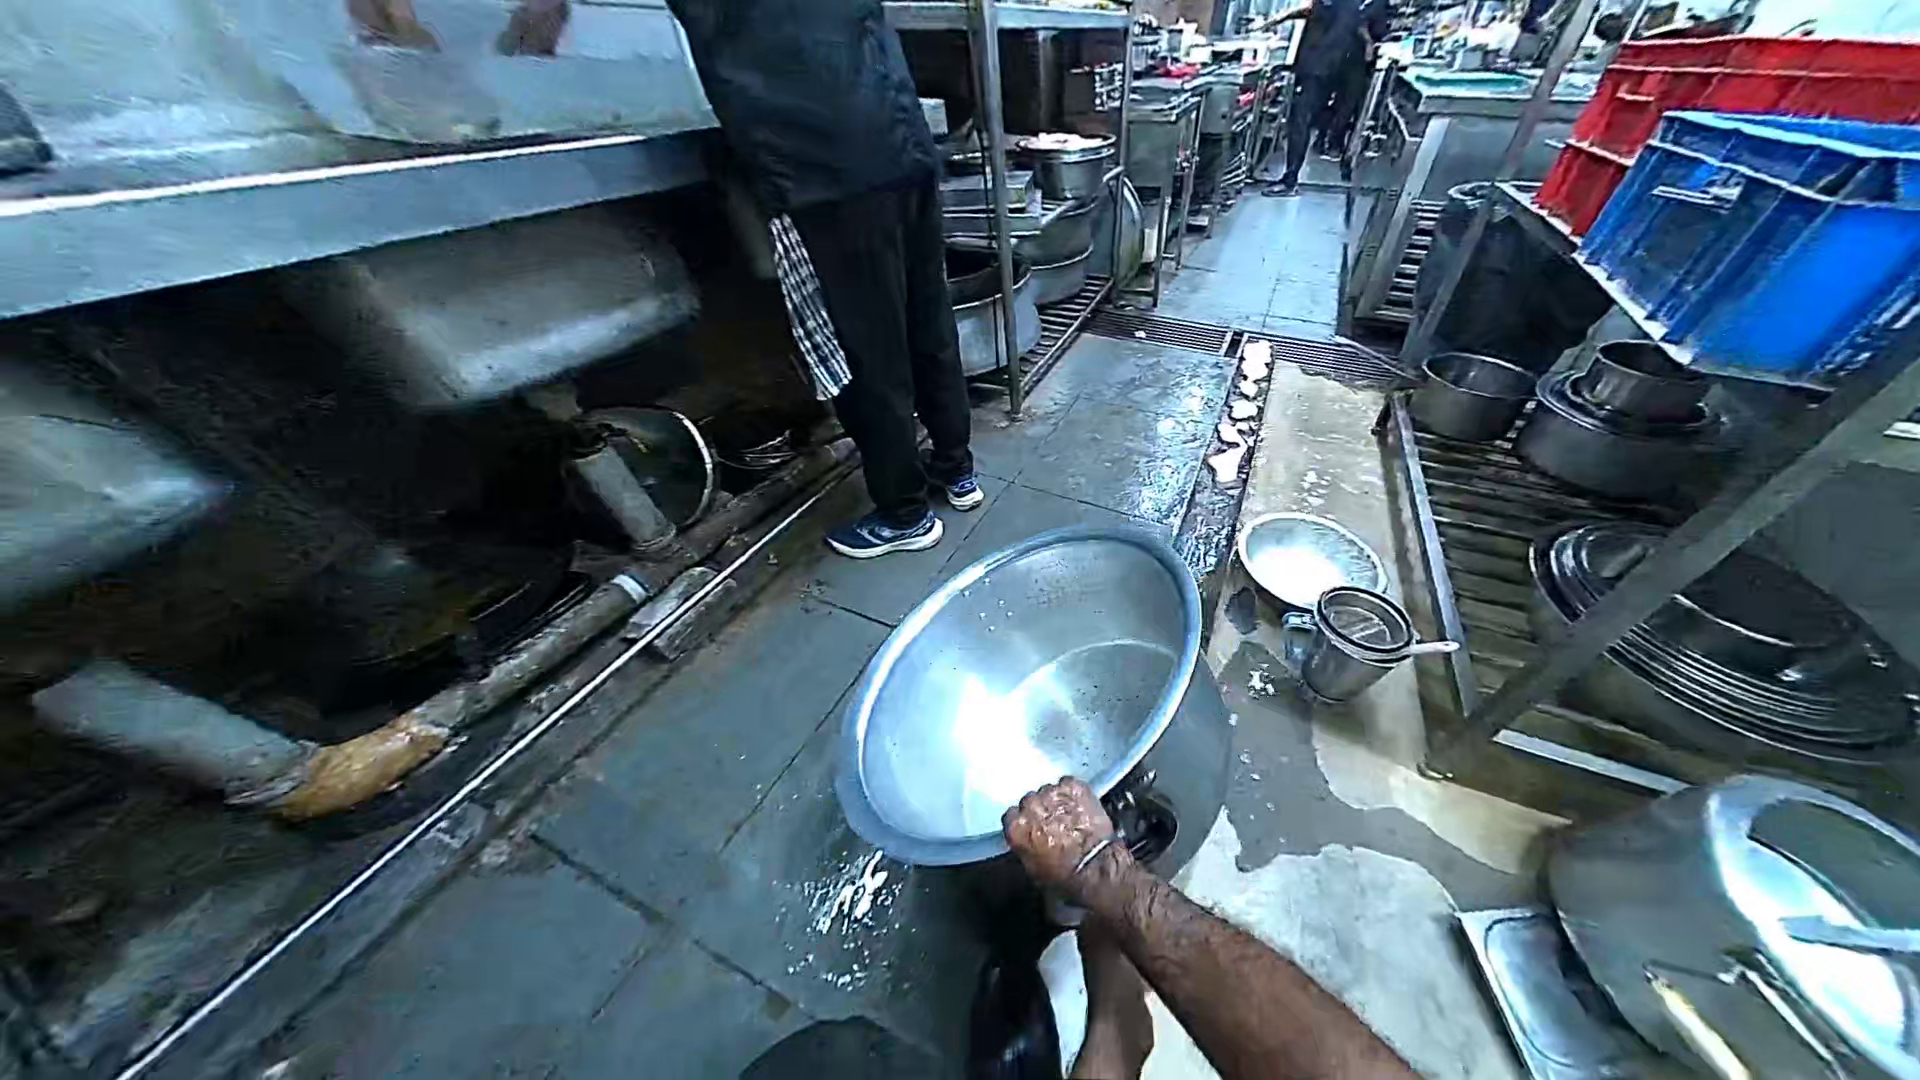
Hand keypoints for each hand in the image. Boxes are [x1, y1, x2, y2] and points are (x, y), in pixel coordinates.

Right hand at [1002, 777, 1124, 900]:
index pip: (1012, 816)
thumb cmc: (1065, 875)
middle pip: (1030, 801)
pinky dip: (1074, 794)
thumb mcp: (1033, 870)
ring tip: (1070, 817)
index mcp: (1016, 825)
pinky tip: (1080, 807)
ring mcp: (1051, 793)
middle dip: (1040, 811)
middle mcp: (1030, 804)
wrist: (1095, 866)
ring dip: (1057, 802)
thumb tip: (1026, 842)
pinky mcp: (1072, 787)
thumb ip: (1023, 847)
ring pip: (1050, 792)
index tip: (1032, 829)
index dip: (1024, 823)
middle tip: (1054, 825)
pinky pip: (1069, 785)